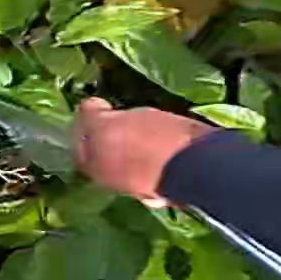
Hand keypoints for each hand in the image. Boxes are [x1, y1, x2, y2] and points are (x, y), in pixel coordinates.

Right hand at [72, 98, 212, 202]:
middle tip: (120, 160)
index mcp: (101, 122)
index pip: (87, 108)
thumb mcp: (97, 171)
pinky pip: (169, 136)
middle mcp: (130, 113)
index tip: (89, 135)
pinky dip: (167, 150)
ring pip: (146, 129)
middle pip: (118, 121)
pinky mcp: (189, 125)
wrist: (194, 166)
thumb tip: (86, 152)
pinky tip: (169, 170)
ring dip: (145, 145)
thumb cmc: (133, 170)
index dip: (87, 120)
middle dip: (118, 137)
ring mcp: (162, 116)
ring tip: (149, 169)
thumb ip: (87, 157)